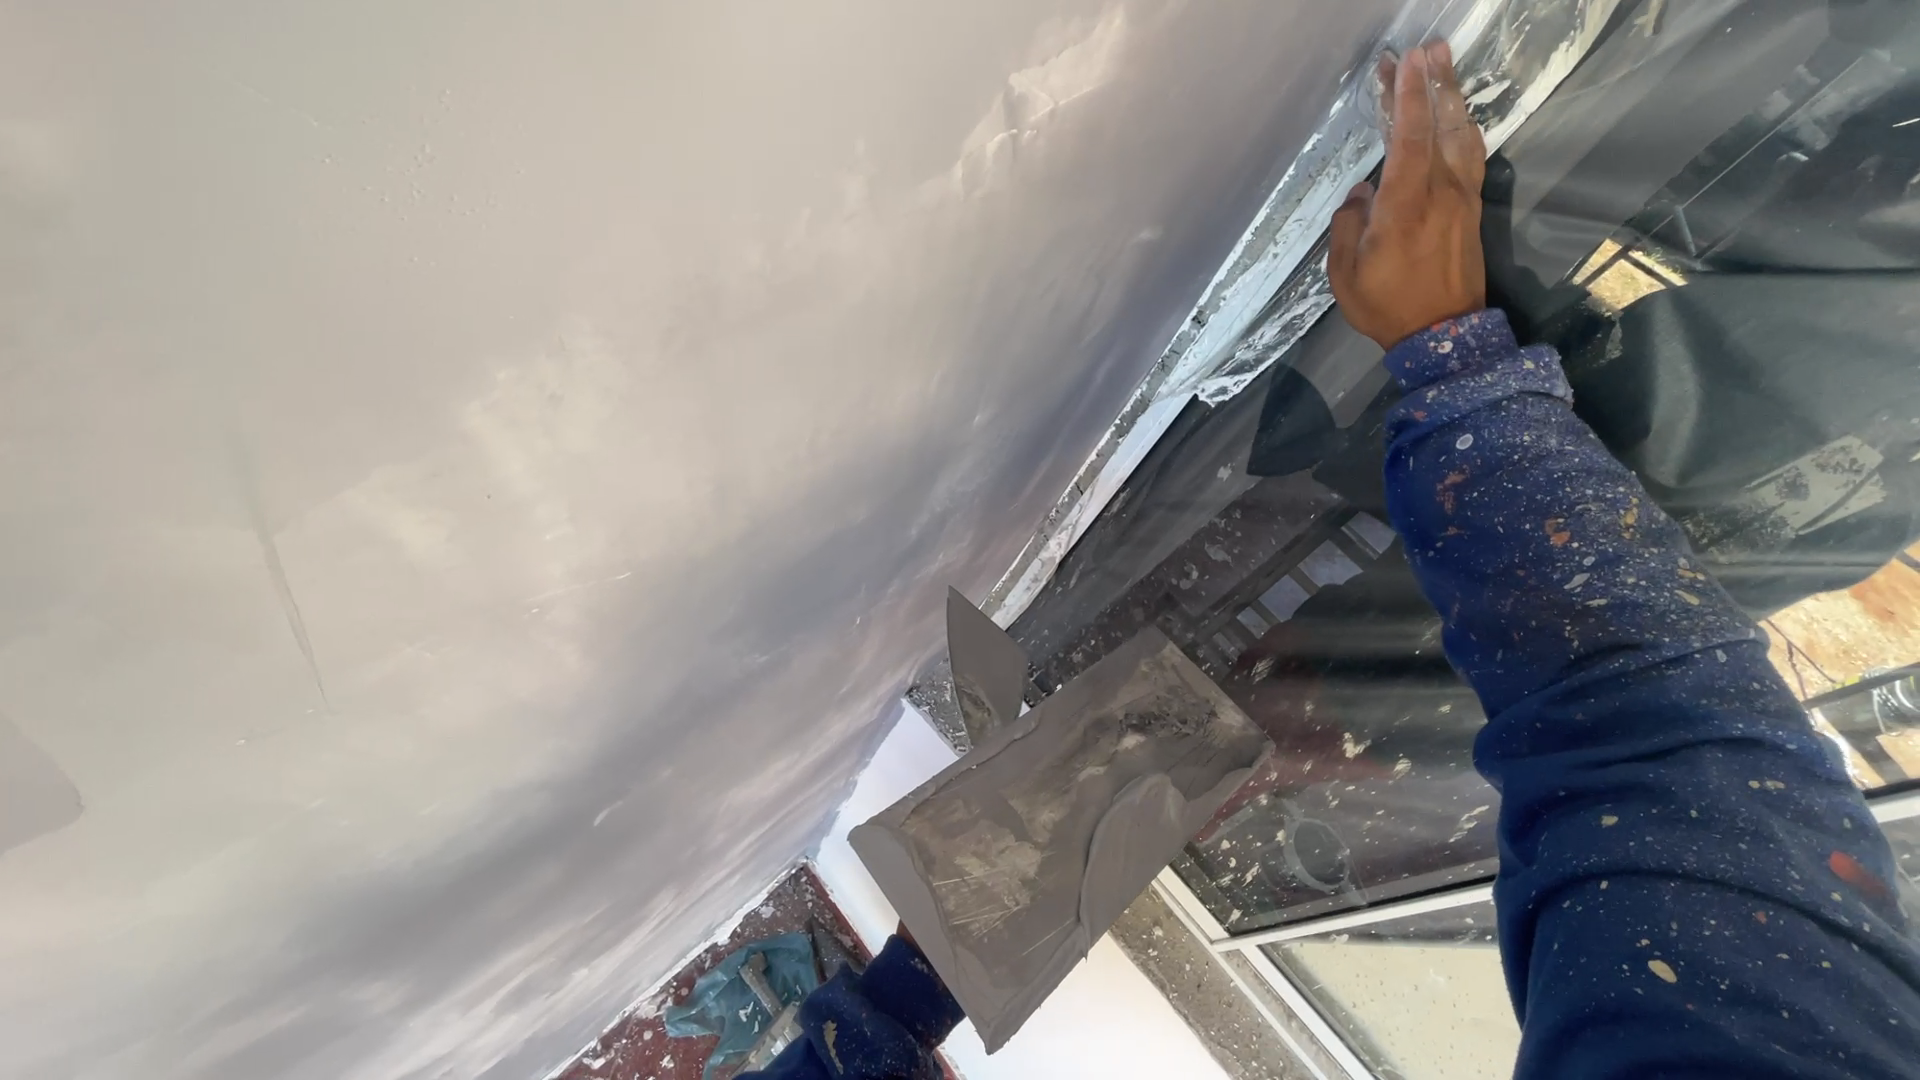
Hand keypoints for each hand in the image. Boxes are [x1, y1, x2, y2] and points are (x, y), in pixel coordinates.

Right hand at [1328, 41, 1488, 349]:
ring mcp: (1462, 198)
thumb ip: (1348, 227)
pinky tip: (1456, 116)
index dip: (1408, 97)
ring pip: (1463, 135)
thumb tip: (1361, 194)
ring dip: (1452, 98)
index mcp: (1404, 205)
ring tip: (1443, 68)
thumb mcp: (1345, 275)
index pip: (1410, 138)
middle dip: (1434, 84)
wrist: (1443, 333)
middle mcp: (1441, 192)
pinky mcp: (1471, 208)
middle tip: (1428, 48)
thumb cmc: (1386, 306)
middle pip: (1442, 125)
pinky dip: (1463, 127)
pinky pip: (1471, 155)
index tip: (1405, 61)